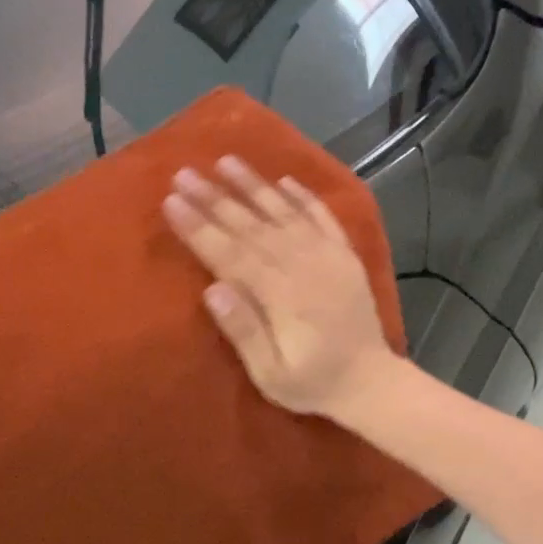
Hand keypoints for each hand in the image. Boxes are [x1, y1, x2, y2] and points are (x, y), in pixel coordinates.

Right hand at [162, 157, 402, 419]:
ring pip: (285, 213)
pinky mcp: (346, 257)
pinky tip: (286, 181)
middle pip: (252, 225)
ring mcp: (328, 257)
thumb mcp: (272, 373)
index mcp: (280, 294)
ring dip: (255, 186)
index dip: (199, 226)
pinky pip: (324, 219)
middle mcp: (303, 265)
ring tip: (227, 161)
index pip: (230, 253)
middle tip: (184, 172)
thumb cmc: (313, 382)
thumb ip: (244, 330)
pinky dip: (305, 198)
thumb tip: (212, 289)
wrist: (371, 381)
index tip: (172, 200)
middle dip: (216, 198)